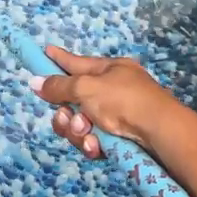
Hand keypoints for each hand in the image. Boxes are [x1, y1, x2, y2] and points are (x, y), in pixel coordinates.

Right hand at [31, 46, 187, 158]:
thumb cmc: (124, 101)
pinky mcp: (119, 139)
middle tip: (65, 117)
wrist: (161, 134)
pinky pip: (93, 139)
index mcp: (109, 70)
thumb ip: (58, 86)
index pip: (76, 62)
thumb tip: (34, 82)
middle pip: (73, 99)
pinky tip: (95, 146)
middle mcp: (112, 91)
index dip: (59, 58)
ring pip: (80, 123)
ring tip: (84, 132)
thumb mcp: (86, 88)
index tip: (45, 50)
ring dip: (76, 129)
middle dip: (65, 111)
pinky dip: (91, 143)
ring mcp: (117, 115)